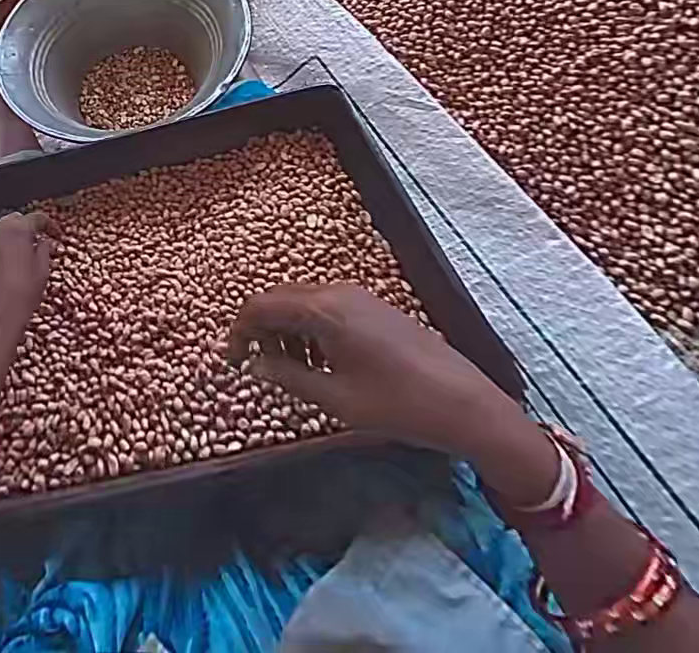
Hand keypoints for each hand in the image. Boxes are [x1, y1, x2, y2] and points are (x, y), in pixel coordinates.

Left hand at [0, 211, 58, 351]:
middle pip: (14, 220)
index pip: (36, 218)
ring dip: (11, 238)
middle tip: (40, 241)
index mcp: (16, 231)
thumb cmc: (19, 299)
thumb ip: (44, 251)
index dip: (48, 224)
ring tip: (23, 256)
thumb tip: (45, 243)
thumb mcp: (42, 273)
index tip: (54, 232)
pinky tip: (6, 268)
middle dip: (28, 228)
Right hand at [226, 284, 532, 459]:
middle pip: (279, 299)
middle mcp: (337, 293)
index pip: (261, 306)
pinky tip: (321, 362)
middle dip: (262, 330)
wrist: (466, 403)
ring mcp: (358, 296)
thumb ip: (287, 377)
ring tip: (293, 370)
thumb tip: (255, 366)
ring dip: (286, 331)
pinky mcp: (372, 305)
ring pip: (302, 302)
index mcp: (323, 310)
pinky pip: (326, 307)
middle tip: (260, 368)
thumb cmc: (397, 404)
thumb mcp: (335, 398)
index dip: (238, 331)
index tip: (232, 361)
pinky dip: (310, 329)